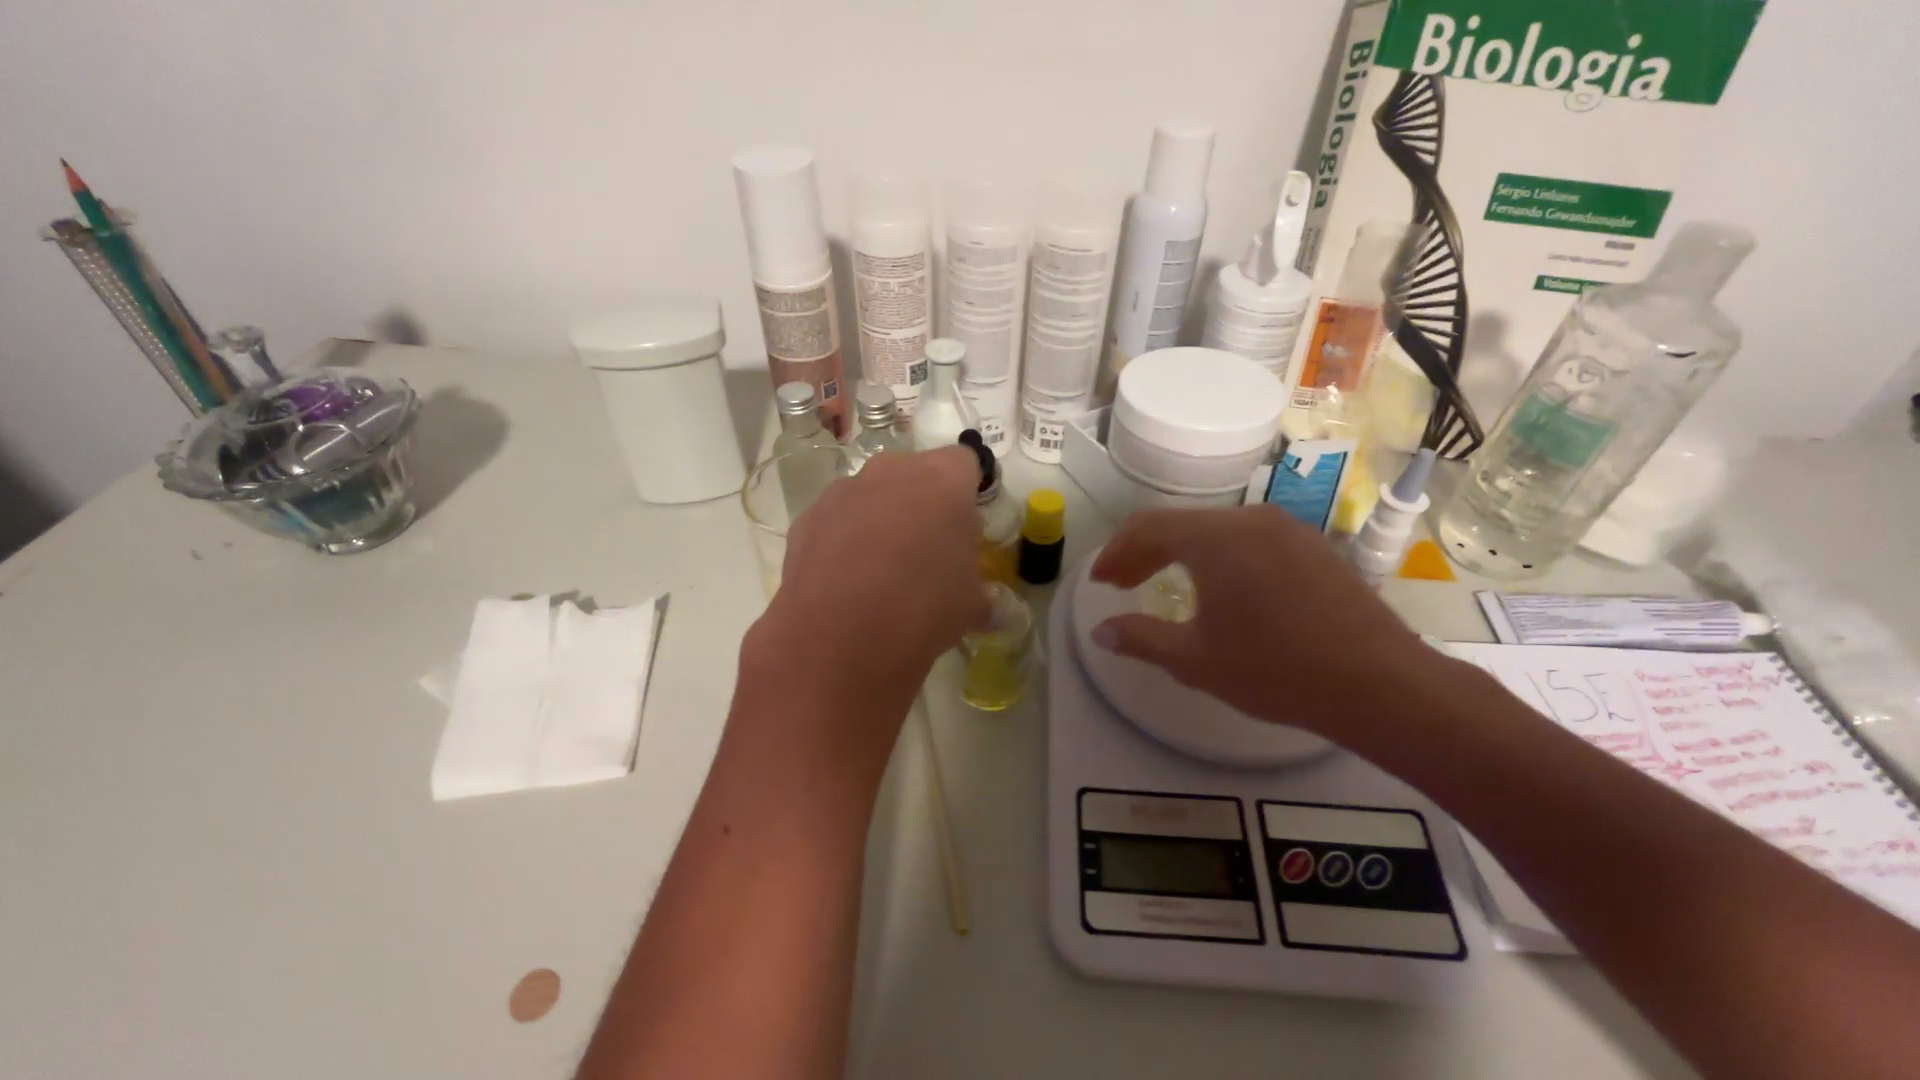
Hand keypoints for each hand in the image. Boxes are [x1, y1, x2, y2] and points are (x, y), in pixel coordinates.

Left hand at [738, 447, 989, 765]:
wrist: (840, 636)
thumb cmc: (924, 607)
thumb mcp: (971, 606)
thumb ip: (984, 596)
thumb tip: (995, 611)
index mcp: (942, 479)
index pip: (966, 462)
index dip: (968, 490)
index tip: (968, 524)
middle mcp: (891, 471)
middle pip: (915, 473)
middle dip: (922, 502)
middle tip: (928, 548)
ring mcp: (844, 490)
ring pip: (872, 494)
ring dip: (880, 518)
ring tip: (882, 569)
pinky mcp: (808, 517)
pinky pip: (836, 519)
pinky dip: (843, 539)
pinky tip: (847, 580)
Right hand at [1089, 505, 1451, 736]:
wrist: (1379, 682)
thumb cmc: (1276, 670)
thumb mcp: (1196, 660)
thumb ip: (1141, 639)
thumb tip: (1101, 632)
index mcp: (1215, 538)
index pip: (1148, 527)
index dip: (1116, 552)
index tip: (1100, 581)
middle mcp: (1251, 519)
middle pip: (1183, 524)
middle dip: (1146, 552)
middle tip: (1123, 584)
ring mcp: (1290, 530)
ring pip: (1220, 531)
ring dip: (1185, 554)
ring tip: (1168, 587)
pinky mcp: (1316, 548)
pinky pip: (1253, 542)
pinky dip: (1223, 559)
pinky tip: (1225, 591)